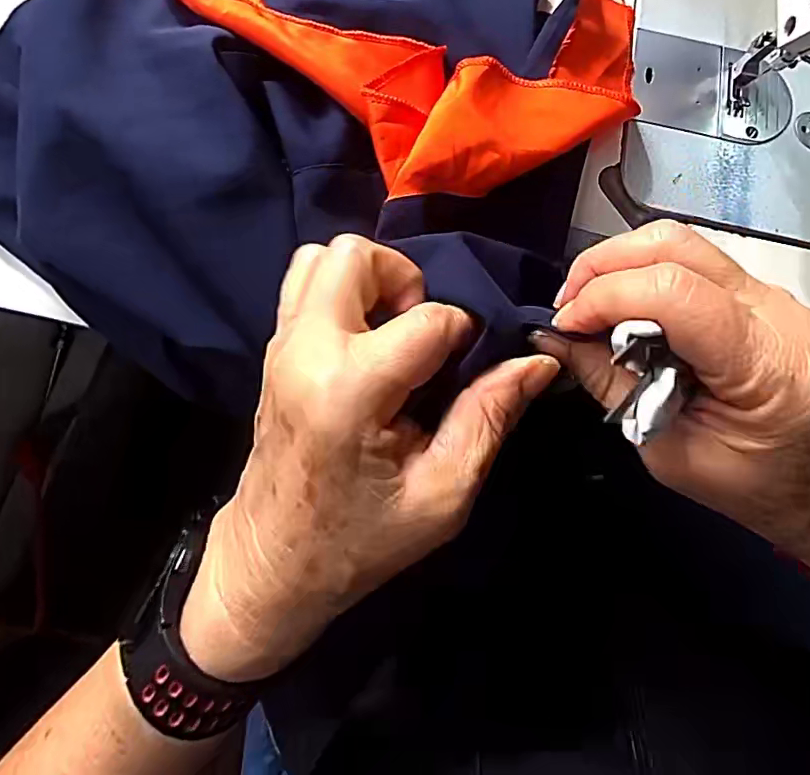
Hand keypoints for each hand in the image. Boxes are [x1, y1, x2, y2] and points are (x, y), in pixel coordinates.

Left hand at [179, 235, 559, 680]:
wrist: (273, 555)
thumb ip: (488, 416)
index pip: (427, 318)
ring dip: (367, 276)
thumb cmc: (358, 537)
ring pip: (320, 255)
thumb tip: (536, 362)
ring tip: (390, 328)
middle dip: (404, 279)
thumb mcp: (442, 493)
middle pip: (355, 254)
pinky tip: (363, 335)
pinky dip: (338, 288)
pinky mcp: (273, 345)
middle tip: (420, 333)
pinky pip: (302, 281)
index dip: (463, 335)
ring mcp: (282, 341)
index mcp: (350, 387)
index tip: (462, 371)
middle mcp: (307, 348)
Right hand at [529, 221, 809, 578]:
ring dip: (615, 265)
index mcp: (767, 367)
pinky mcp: (753, 292)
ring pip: (674, 242)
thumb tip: (555, 339)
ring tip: (589, 305)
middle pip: (671, 245)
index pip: (673, 293)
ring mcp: (770, 296)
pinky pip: (684, 259)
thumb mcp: (666, 449)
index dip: (603, 298)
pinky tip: (622, 309)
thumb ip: (608, 384)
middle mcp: (777, 316)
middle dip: (600, 267)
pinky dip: (637, 274)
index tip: (567, 325)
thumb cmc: (760, 484)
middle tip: (569, 307)